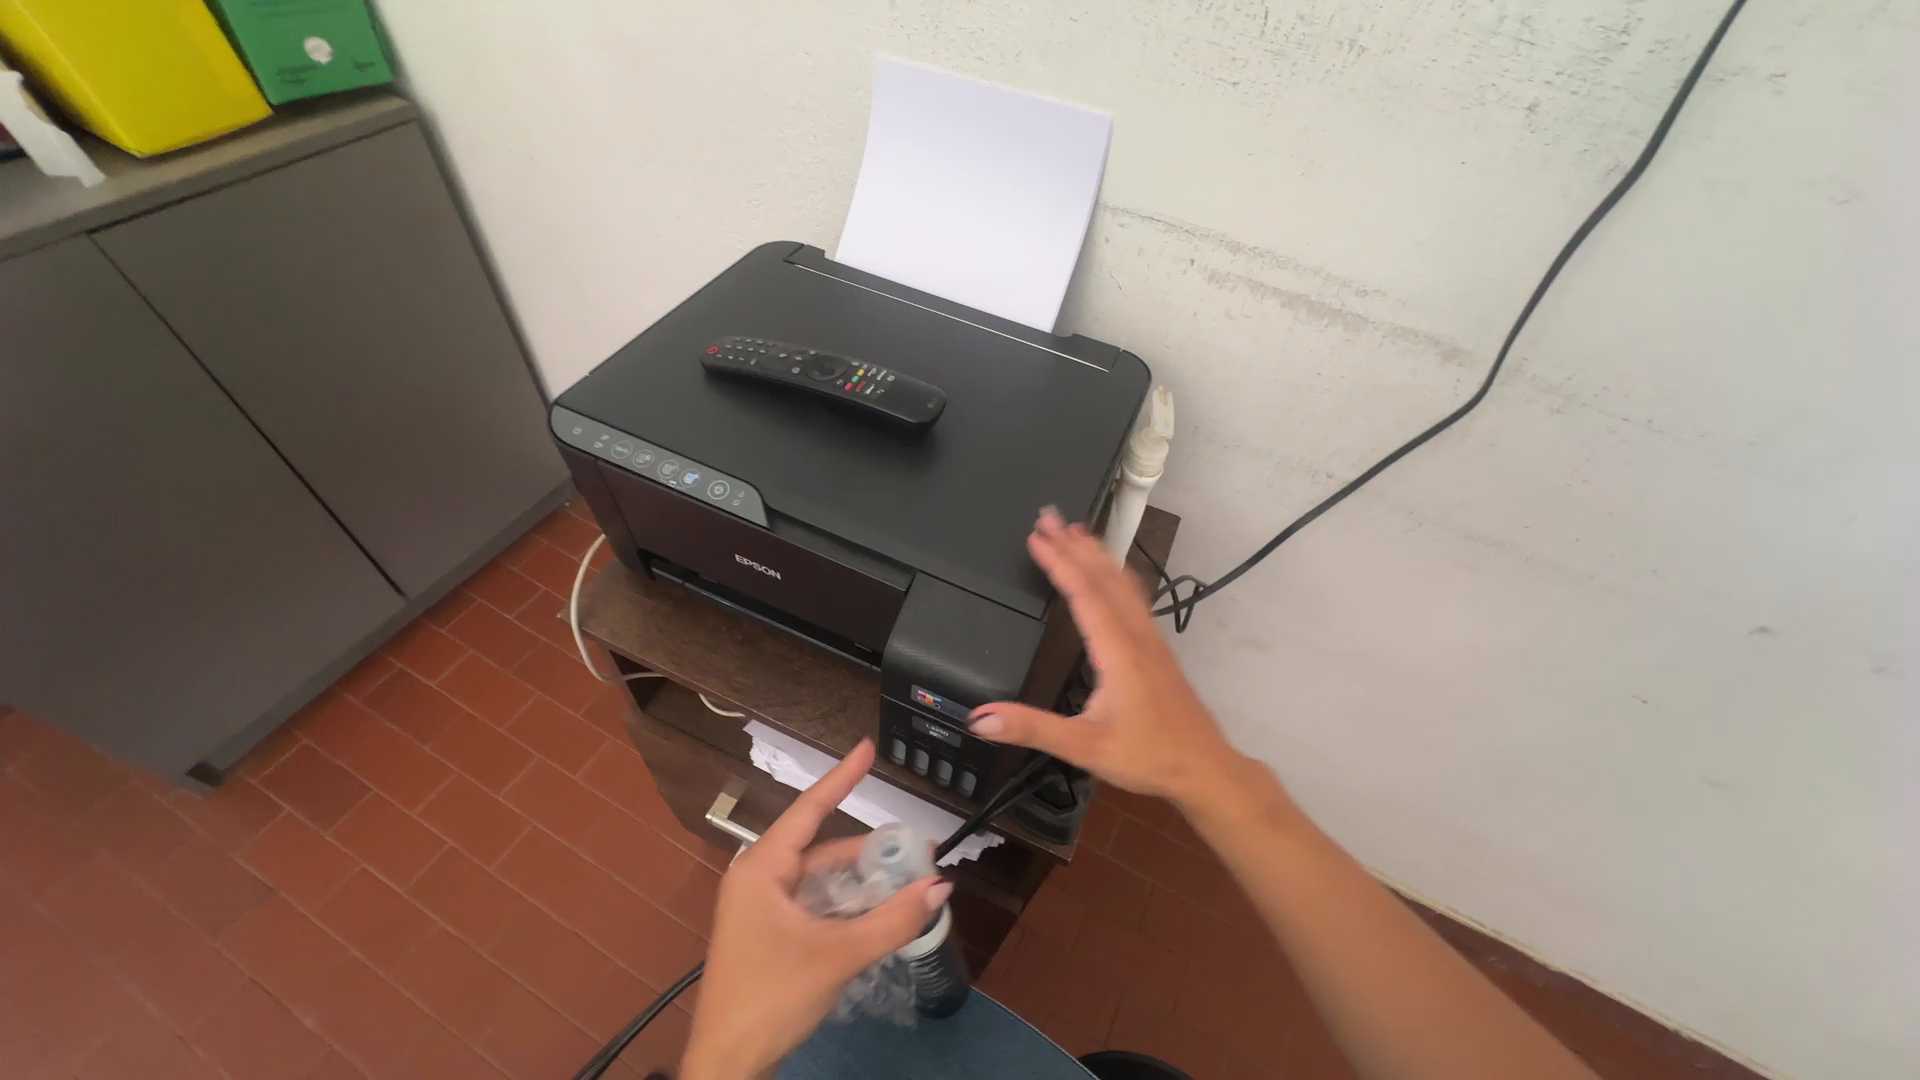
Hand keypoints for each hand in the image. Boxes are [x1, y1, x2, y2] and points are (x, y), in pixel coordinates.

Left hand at [680, 739, 951, 1079]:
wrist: (727, 1066)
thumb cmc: (772, 997)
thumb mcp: (838, 956)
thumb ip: (892, 920)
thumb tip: (940, 885)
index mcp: (762, 869)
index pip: (809, 809)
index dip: (841, 777)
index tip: (867, 747)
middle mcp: (758, 878)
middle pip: (820, 847)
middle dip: (867, 848)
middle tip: (914, 847)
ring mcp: (760, 907)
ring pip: (819, 878)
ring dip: (859, 879)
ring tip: (905, 878)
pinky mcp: (767, 933)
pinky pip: (813, 902)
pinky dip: (844, 902)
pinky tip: (875, 910)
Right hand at [968, 507, 1245, 810]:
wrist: (1205, 768)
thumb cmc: (1147, 756)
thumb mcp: (1082, 746)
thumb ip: (1030, 728)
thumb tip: (981, 718)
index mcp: (1118, 652)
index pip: (1084, 594)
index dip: (1058, 562)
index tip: (1037, 537)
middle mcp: (1137, 636)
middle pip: (1104, 577)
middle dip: (1075, 544)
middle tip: (1049, 516)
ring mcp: (1151, 640)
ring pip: (1124, 583)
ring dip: (1098, 553)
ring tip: (1077, 530)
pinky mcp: (1158, 649)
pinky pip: (1135, 597)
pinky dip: (1117, 573)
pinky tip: (1113, 572)